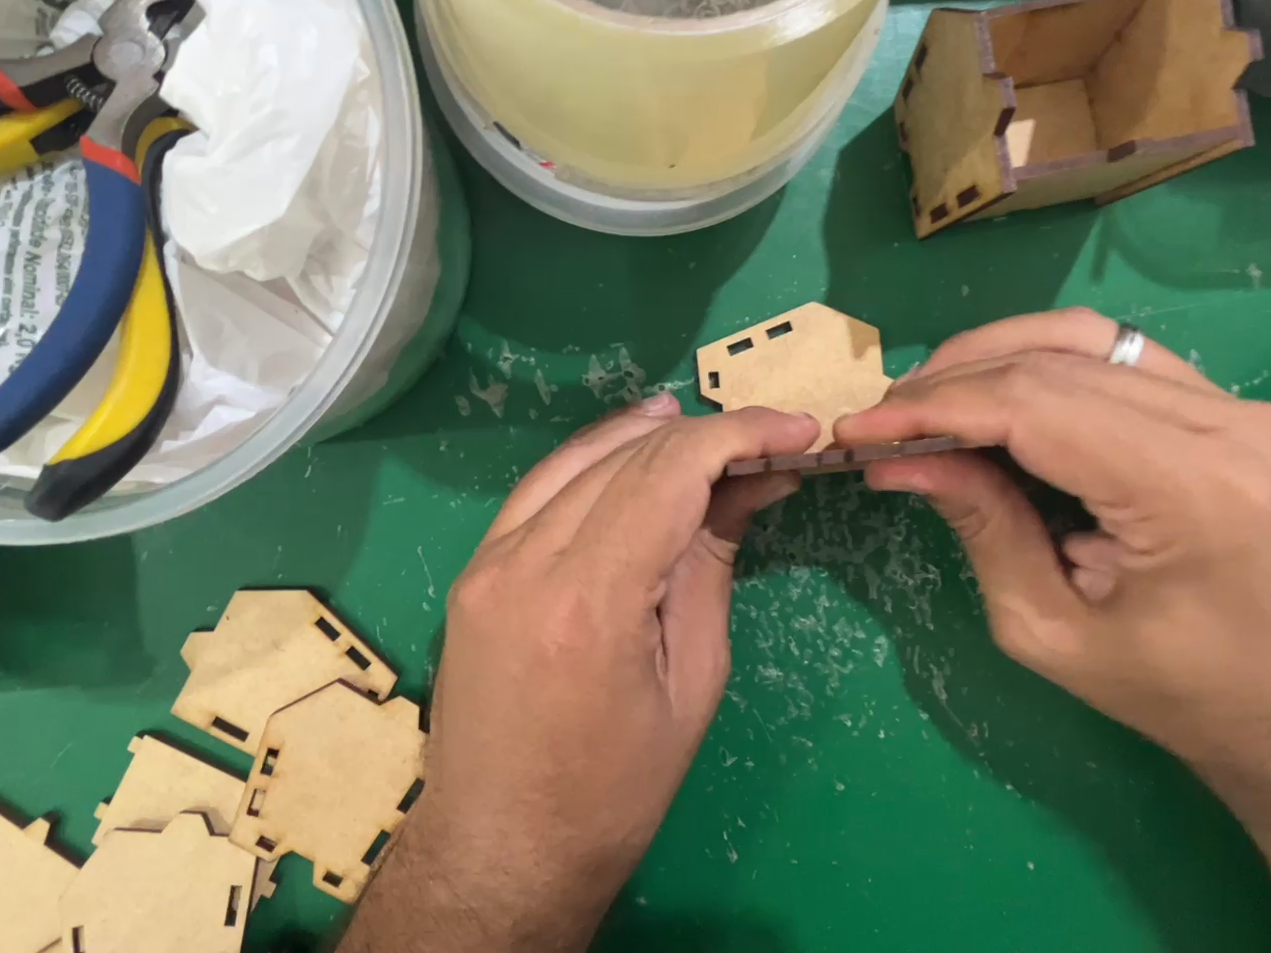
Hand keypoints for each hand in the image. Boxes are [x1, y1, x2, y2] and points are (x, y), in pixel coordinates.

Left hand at [345, 394, 817, 952]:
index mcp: (589, 601)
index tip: (795, 430)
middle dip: (702, 437)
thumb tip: (747, 485)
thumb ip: (710, 564)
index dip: (737, 435)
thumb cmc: (615, 790)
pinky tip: (629, 447)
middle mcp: (525, 562)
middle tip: (762, 442)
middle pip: (626, 459)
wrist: (501, 846)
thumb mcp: (692, 680)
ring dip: (644, 434)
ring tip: (702, 424)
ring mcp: (488, 561)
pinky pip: (539, 489)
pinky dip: (592, 458)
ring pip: (576, 460)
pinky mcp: (475, 569)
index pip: (668, 474)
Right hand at [834, 308, 1270, 773]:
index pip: (1035, 407)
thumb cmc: (1170, 690)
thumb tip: (899, 459)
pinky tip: (989, 390)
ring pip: (1080, 338)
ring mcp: (1245, 405)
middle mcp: (1235, 426)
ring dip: (985, 358)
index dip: (935, 407)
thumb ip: (979, 525)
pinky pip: (1113, 354)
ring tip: (923, 400)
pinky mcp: (1236, 403)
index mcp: (1195, 494)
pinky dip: (1035, 362)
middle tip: (882, 419)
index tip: (860, 426)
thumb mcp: (1045, 627)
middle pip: (1052, 362)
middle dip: (947, 383)